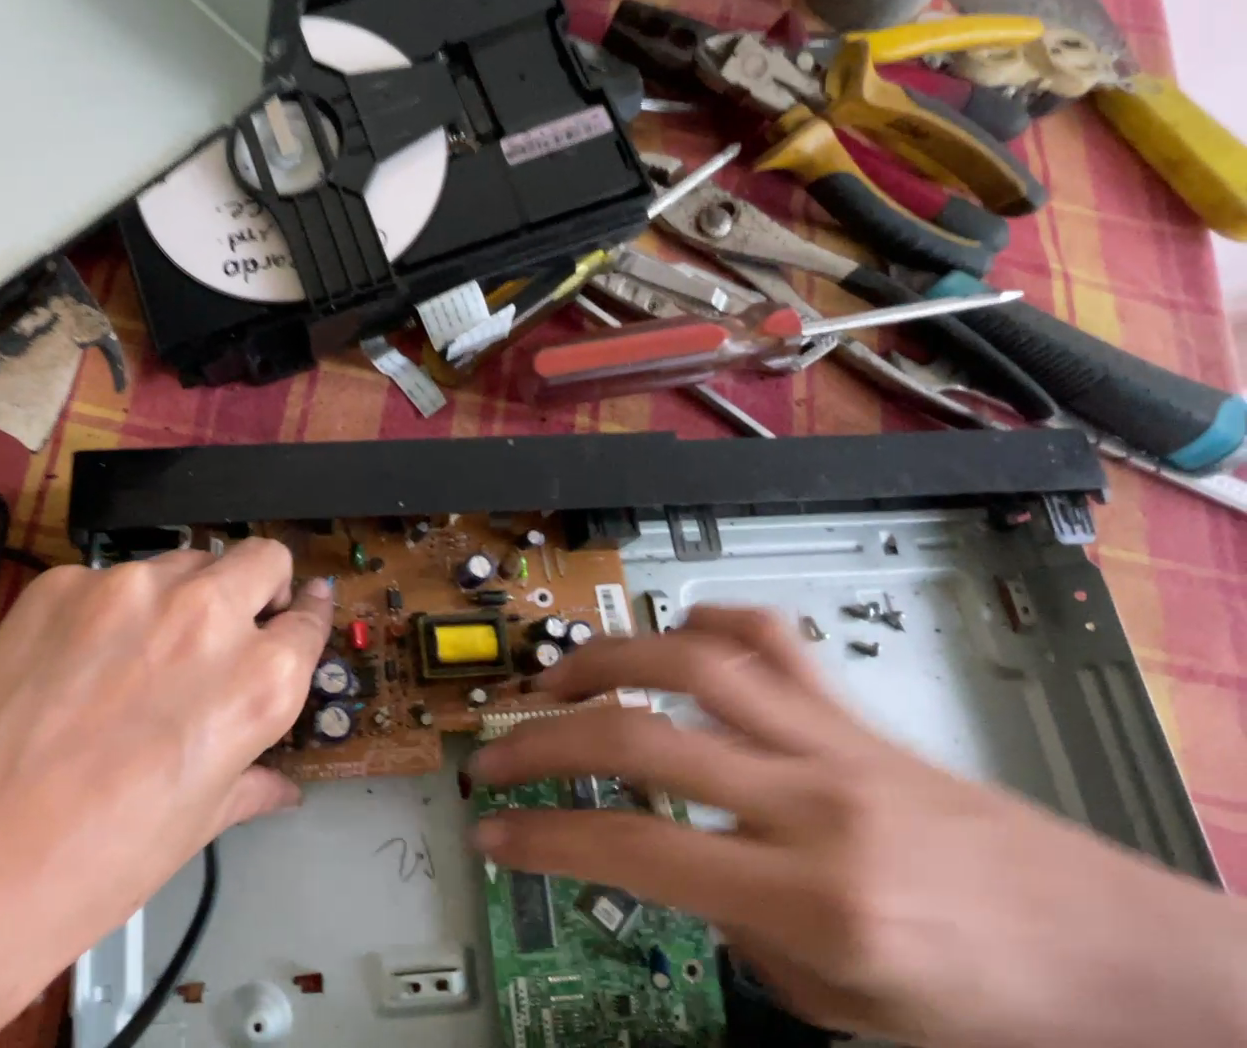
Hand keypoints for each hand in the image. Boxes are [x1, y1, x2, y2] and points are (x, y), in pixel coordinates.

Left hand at [0, 541, 329, 1043]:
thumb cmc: (100, 864)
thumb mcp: (196, 822)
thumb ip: (250, 779)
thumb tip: (281, 784)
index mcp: (257, 681)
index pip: (307, 618)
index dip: (304, 617)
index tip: (298, 612)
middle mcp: (203, 617)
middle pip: (259, 557)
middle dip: (256, 586)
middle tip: (227, 628)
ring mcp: (126, 590)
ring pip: (180, 562)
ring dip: (179, 596)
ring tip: (137, 655)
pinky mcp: (58, 585)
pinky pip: (104, 579)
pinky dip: (108, 609)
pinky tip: (75, 662)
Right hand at [470, 605, 1246, 1047]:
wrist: (1137, 963)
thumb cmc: (1000, 1008)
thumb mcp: (846, 1007)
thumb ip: (740, 931)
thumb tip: (680, 869)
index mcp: (815, 896)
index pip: (635, 849)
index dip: (545, 839)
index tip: (494, 833)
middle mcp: (817, 802)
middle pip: (641, 739)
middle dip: (543, 743)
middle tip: (496, 756)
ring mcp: (840, 746)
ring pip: (695, 663)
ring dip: (604, 660)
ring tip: (555, 679)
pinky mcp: (862, 720)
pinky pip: (775, 643)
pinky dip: (708, 623)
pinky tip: (670, 634)